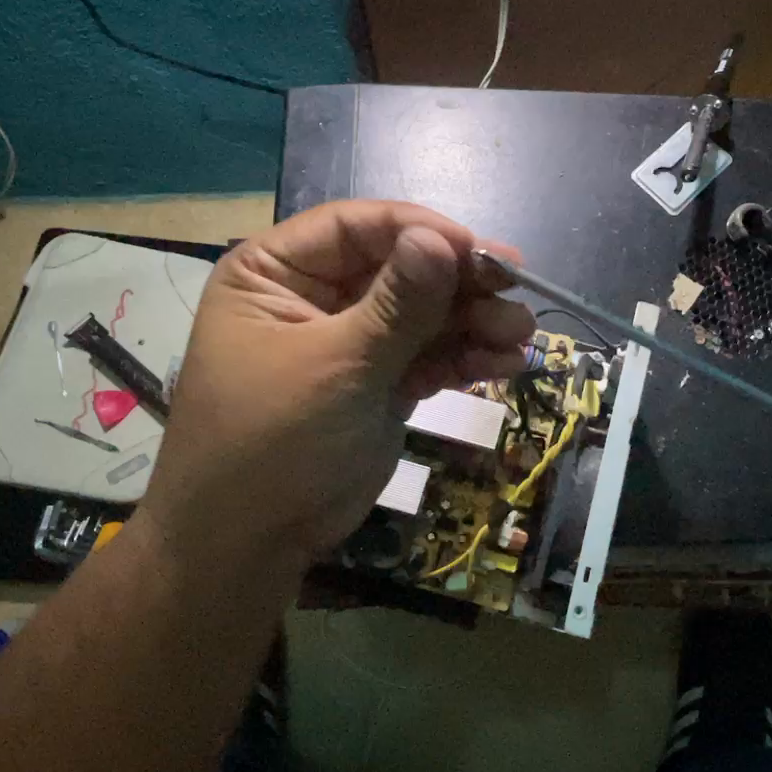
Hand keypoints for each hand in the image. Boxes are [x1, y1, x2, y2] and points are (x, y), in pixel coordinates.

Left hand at [143, 201, 533, 558]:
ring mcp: (352, 341)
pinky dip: (466, 357)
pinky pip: (429, 355)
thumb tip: (441, 238)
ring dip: (474, 322)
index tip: (479, 250)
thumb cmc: (274, 441)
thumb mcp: (337, 364)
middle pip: (401, 268)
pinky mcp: (380, 382)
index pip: (358, 227)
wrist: (252, 544)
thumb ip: (397, 303)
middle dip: (460, 282)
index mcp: (277, 271)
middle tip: (519, 288)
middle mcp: (315, 295)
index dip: (421, 231)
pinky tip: (505, 363)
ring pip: (424, 313)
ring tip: (520, 336)